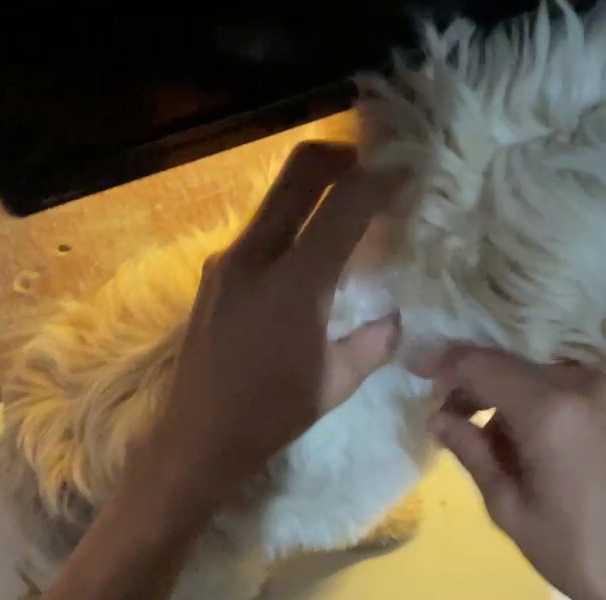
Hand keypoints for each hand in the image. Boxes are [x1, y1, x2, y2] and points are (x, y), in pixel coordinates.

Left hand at [130, 142, 401, 522]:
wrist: (198, 437)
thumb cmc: (271, 415)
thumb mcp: (335, 384)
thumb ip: (372, 343)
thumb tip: (394, 320)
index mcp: (296, 282)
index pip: (345, 204)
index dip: (381, 181)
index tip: (407, 176)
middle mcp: (255, 255)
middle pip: (300, 172)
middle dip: (341, 157)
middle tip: (371, 168)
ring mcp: (226, 261)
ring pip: (274, 200)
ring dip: (311, 194)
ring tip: (340, 219)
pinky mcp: (212, 277)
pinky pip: (257, 233)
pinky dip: (287, 228)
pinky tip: (302, 261)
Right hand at [424, 348, 605, 599]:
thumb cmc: (576, 552)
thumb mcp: (510, 507)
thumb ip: (472, 452)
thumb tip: (439, 418)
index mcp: (551, 409)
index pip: (484, 365)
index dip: (444, 362)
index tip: (413, 366)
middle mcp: (585, 385)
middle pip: (513, 365)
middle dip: (474, 384)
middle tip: (446, 418)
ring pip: (540, 376)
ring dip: (507, 397)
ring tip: (489, 445)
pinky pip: (567, 389)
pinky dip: (538, 403)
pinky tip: (528, 444)